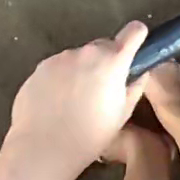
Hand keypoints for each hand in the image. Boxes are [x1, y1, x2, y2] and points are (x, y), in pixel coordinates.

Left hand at [4, 22, 149, 175]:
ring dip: (81, 70)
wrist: (43, 148)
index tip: (135, 48)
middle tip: (102, 89)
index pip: (133, 31)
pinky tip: (56, 103)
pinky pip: (57, 67)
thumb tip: (140, 73)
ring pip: (78, 58)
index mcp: (111, 61)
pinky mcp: (39, 67)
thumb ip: (134, 87)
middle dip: (106, 61)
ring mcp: (59, 58)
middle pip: (102, 46)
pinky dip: (60, 78)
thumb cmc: (90, 135)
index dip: (137, 37)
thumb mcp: (122, 115)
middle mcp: (85, 52)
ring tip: (75, 101)